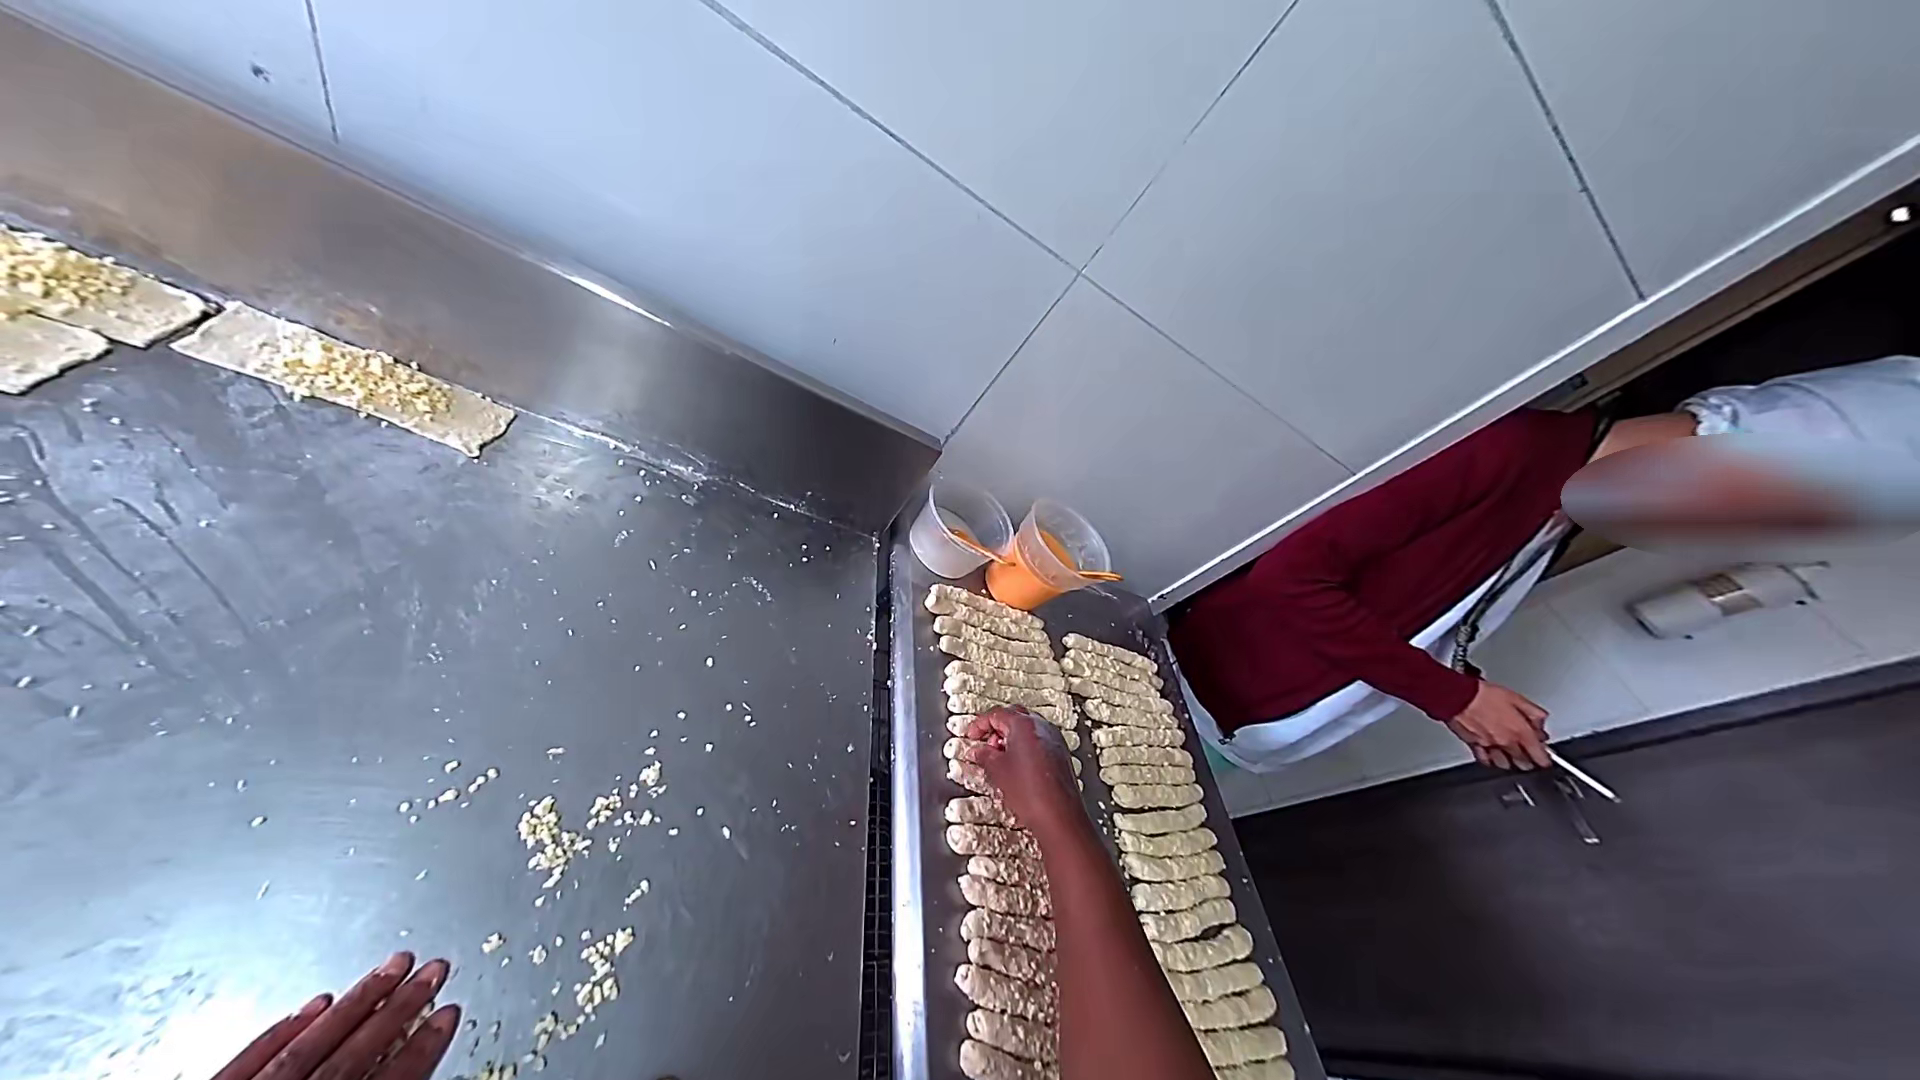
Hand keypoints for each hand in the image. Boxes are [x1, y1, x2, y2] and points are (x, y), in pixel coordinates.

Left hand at [213, 952, 458, 1079]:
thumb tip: (420, 1069)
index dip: (423, 1047)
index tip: (450, 1013)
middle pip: (348, 1056)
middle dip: (397, 1008)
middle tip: (435, 968)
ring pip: (304, 1049)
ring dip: (355, 1003)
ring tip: (392, 965)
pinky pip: (240, 1065)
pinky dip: (281, 1032)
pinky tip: (312, 1004)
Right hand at [964, 707, 1083, 839]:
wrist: (1059, 817)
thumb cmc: (1032, 794)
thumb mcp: (997, 771)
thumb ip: (984, 755)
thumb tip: (979, 751)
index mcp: (1025, 725)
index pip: (996, 714)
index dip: (979, 724)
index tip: (971, 734)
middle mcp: (1042, 727)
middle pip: (1013, 716)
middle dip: (996, 728)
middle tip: (983, 742)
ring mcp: (1054, 740)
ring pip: (1027, 728)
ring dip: (1010, 737)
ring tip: (998, 757)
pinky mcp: (1061, 755)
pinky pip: (1038, 741)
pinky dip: (1024, 747)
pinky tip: (1015, 766)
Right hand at [1445, 681, 1550, 769]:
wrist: (1456, 695)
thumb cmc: (1482, 695)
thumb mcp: (1516, 697)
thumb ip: (1533, 712)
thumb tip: (1540, 722)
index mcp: (1521, 732)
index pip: (1541, 757)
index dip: (1545, 758)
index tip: (1544, 756)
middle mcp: (1506, 742)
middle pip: (1523, 763)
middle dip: (1527, 760)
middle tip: (1527, 753)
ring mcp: (1489, 745)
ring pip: (1504, 764)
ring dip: (1508, 761)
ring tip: (1509, 754)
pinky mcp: (1472, 743)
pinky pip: (1484, 759)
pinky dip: (1489, 759)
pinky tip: (1490, 753)